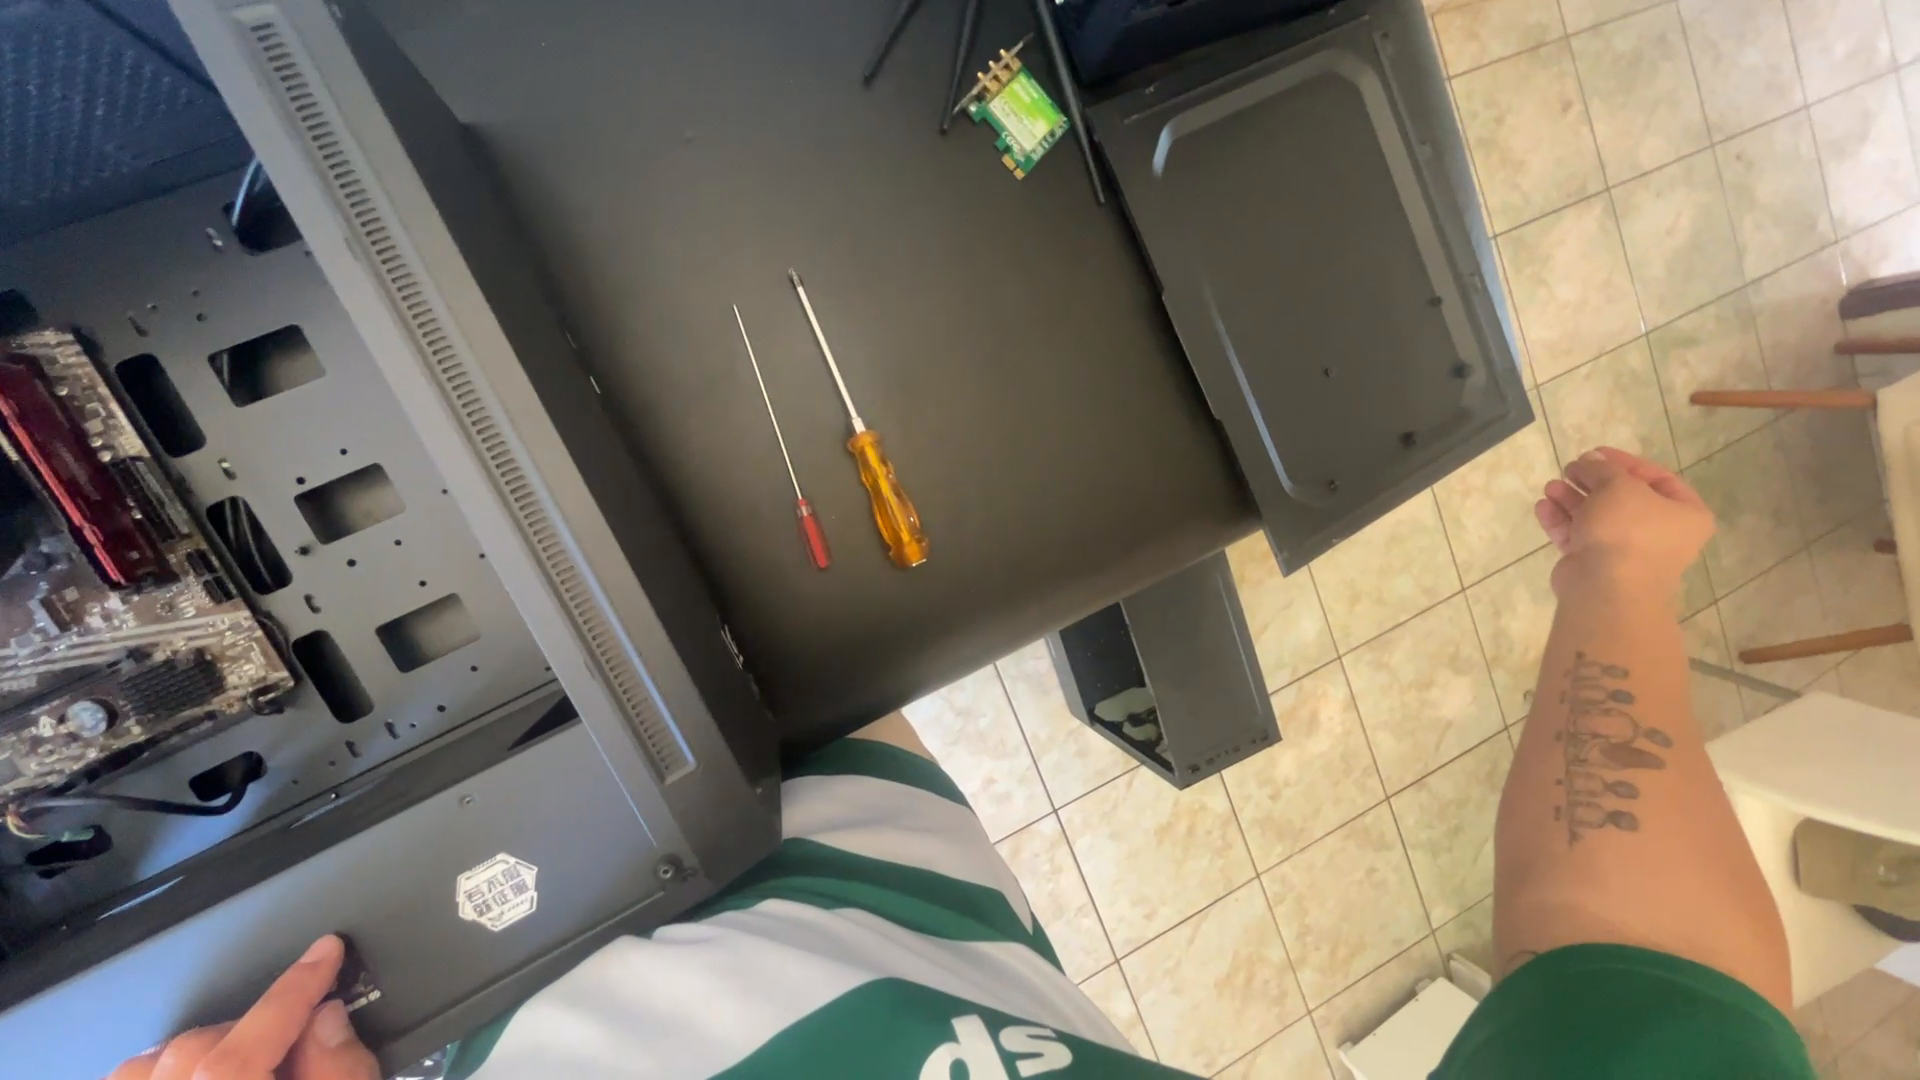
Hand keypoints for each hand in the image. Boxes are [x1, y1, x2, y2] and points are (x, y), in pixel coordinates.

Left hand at [107, 935, 378, 1079]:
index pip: (242, 1056)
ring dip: (196, 1047)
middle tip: (306, 1025)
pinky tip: (189, 1067)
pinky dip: (152, 1070)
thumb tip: (327, 1015)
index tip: (327, 950)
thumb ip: (340, 1072)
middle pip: (195, 1053)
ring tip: (247, 1047)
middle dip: (256, 1025)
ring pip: (141, 1070)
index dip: (292, 992)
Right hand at [1534, 446, 1713, 597]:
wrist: (1608, 585)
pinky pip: (1578, 534)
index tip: (1593, 452)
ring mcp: (1625, 548)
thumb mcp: (1619, 486)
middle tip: (1568, 469)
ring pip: (1596, 516)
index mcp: (1683, 513)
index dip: (1624, 462)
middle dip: (1591, 482)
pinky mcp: (1595, 561)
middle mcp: (1658, 531)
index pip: (1656, 478)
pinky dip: (1561, 520)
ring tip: (1550, 486)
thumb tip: (1589, 460)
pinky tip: (1543, 507)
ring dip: (1571, 499)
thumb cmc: (1628, 530)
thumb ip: (1603, 469)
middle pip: (1621, 497)